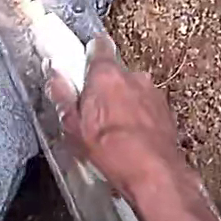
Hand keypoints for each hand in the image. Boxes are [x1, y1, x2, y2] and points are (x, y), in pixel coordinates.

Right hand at [47, 34, 192, 204]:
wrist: (154, 174)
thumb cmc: (115, 152)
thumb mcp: (74, 128)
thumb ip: (63, 98)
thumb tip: (55, 80)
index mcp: (106, 75)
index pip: (98, 47)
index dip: (88, 54)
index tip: (80, 65)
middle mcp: (133, 77)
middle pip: (113, 73)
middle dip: (103, 87)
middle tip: (89, 111)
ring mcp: (152, 92)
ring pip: (131, 90)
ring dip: (122, 103)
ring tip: (110, 131)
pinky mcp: (165, 110)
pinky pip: (145, 106)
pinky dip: (137, 117)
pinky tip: (128, 138)